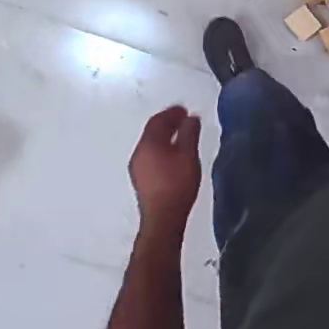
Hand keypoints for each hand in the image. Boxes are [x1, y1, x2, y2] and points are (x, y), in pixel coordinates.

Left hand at [129, 106, 201, 231]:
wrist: (163, 218)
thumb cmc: (177, 184)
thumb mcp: (188, 155)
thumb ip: (189, 133)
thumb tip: (191, 118)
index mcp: (149, 143)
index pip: (158, 120)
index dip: (171, 112)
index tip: (183, 109)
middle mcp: (139, 153)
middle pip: (152, 131)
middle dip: (167, 122)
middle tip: (182, 119)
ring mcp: (137, 167)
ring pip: (150, 144)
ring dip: (164, 136)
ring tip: (180, 135)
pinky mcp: (141, 179)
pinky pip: (150, 155)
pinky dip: (161, 148)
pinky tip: (172, 154)